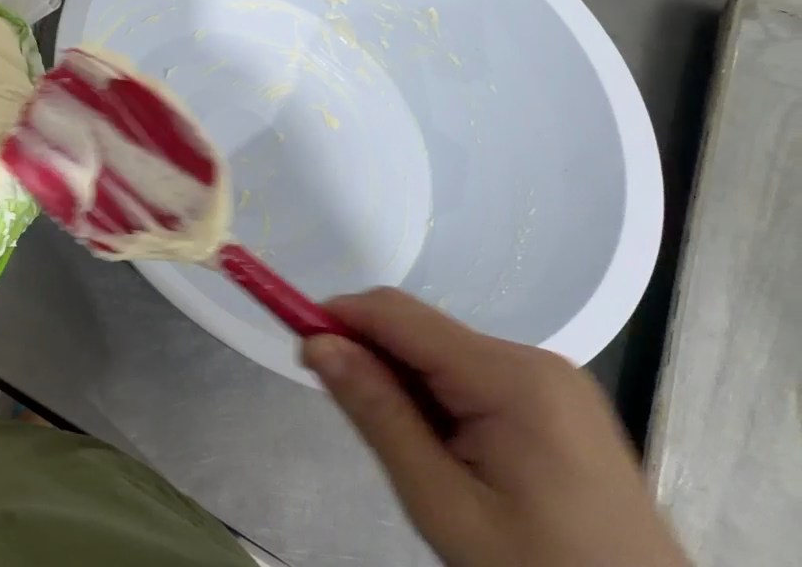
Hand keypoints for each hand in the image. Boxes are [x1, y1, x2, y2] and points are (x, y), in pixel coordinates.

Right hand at [302, 288, 687, 566]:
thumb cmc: (536, 566)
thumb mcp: (440, 500)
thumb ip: (377, 413)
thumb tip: (316, 343)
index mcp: (509, 376)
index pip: (393, 312)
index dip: (333, 318)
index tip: (298, 353)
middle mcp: (533, 360)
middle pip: (415, 327)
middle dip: (368, 357)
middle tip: (355, 419)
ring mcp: (550, 380)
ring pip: (436, 350)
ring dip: (401, 381)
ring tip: (410, 449)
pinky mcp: (555, 401)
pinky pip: (468, 372)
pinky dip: (434, 395)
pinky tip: (444, 448)